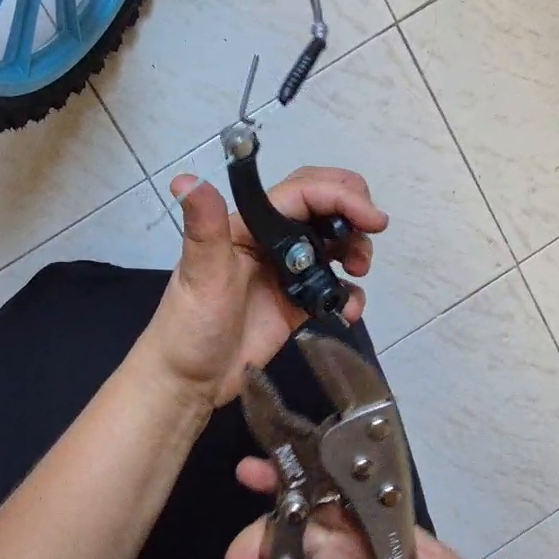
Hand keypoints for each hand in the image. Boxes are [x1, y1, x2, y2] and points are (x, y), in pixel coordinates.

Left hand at [134, 167, 388, 408]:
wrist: (189, 381)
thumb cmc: (189, 325)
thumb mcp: (199, 273)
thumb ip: (203, 227)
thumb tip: (184, 178)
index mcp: (246, 225)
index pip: (302, 192)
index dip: (339, 196)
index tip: (371, 218)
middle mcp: (268, 241)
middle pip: (321, 207)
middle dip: (352, 212)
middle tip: (373, 232)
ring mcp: (284, 272)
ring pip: (331, 243)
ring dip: (355, 248)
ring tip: (360, 271)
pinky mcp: (295, 303)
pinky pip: (332, 286)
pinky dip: (348, 293)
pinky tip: (349, 311)